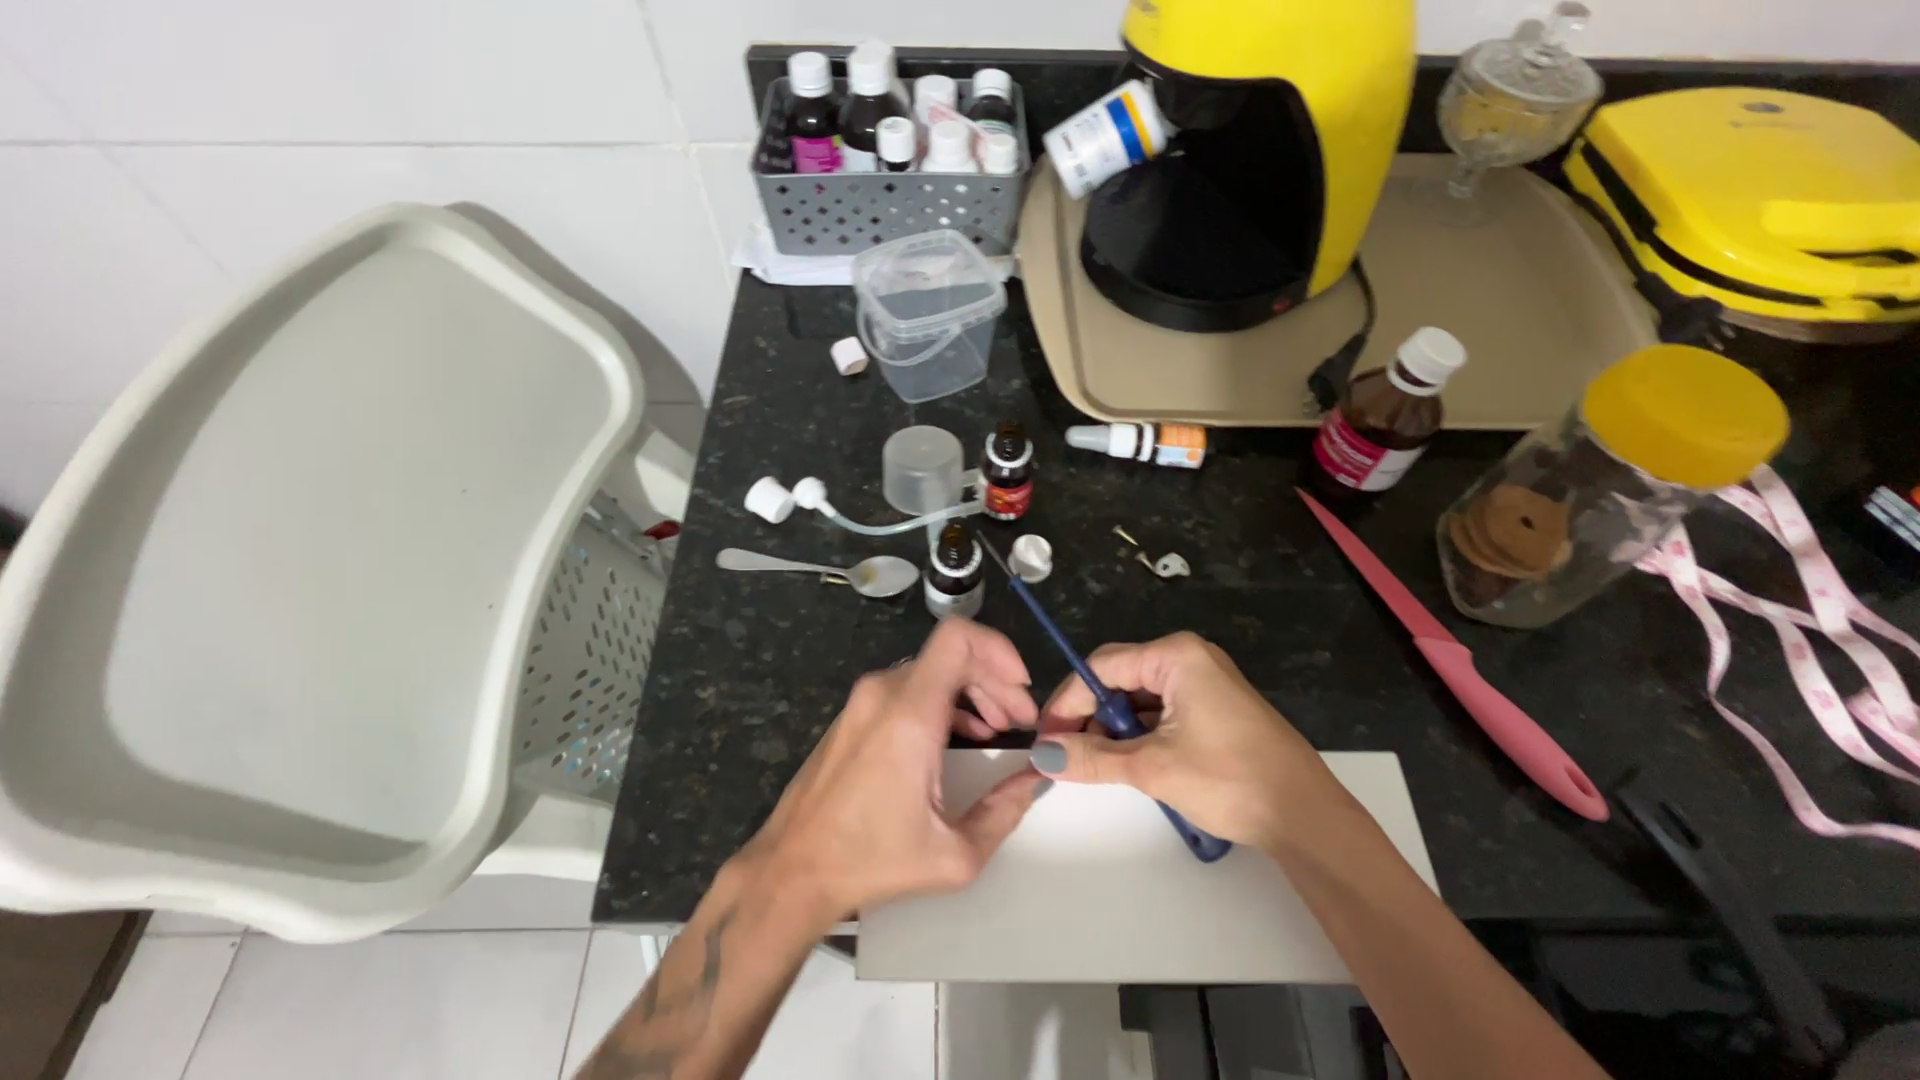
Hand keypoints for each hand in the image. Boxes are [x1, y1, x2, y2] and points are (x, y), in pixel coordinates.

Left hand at [741, 618, 1046, 926]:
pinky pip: (906, 690)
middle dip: (995, 680)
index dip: (999, 649)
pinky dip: (942, 702)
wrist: (792, 872)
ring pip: (930, 671)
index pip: (957, 637)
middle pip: (951, 655)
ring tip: (998, 729)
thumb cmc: (871, 861)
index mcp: (909, 713)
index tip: (1022, 687)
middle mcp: (883, 694)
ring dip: (971, 691)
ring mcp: (862, 702)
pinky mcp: (852, 716)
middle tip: (1020, 720)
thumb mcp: (955, 854)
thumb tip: (1036, 778)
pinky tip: (961, 735)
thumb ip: (1005, 809)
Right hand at [1035, 631, 1337, 854]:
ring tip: (1091, 762)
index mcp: (1176, 656)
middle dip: (1088, 715)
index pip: (1101, 667)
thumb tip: (1042, 756)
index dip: (1068, 702)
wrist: (1306, 817)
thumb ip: (1092, 758)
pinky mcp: (1212, 709)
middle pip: (1118, 677)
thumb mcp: (1153, 768)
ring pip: (1137, 697)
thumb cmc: (1230, 779)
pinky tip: (1124, 761)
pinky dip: (1137, 734)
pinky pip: (1160, 711)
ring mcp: (1203, 683)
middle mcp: (1189, 659)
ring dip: (1111, 728)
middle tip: (1064, 753)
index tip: (1045, 739)